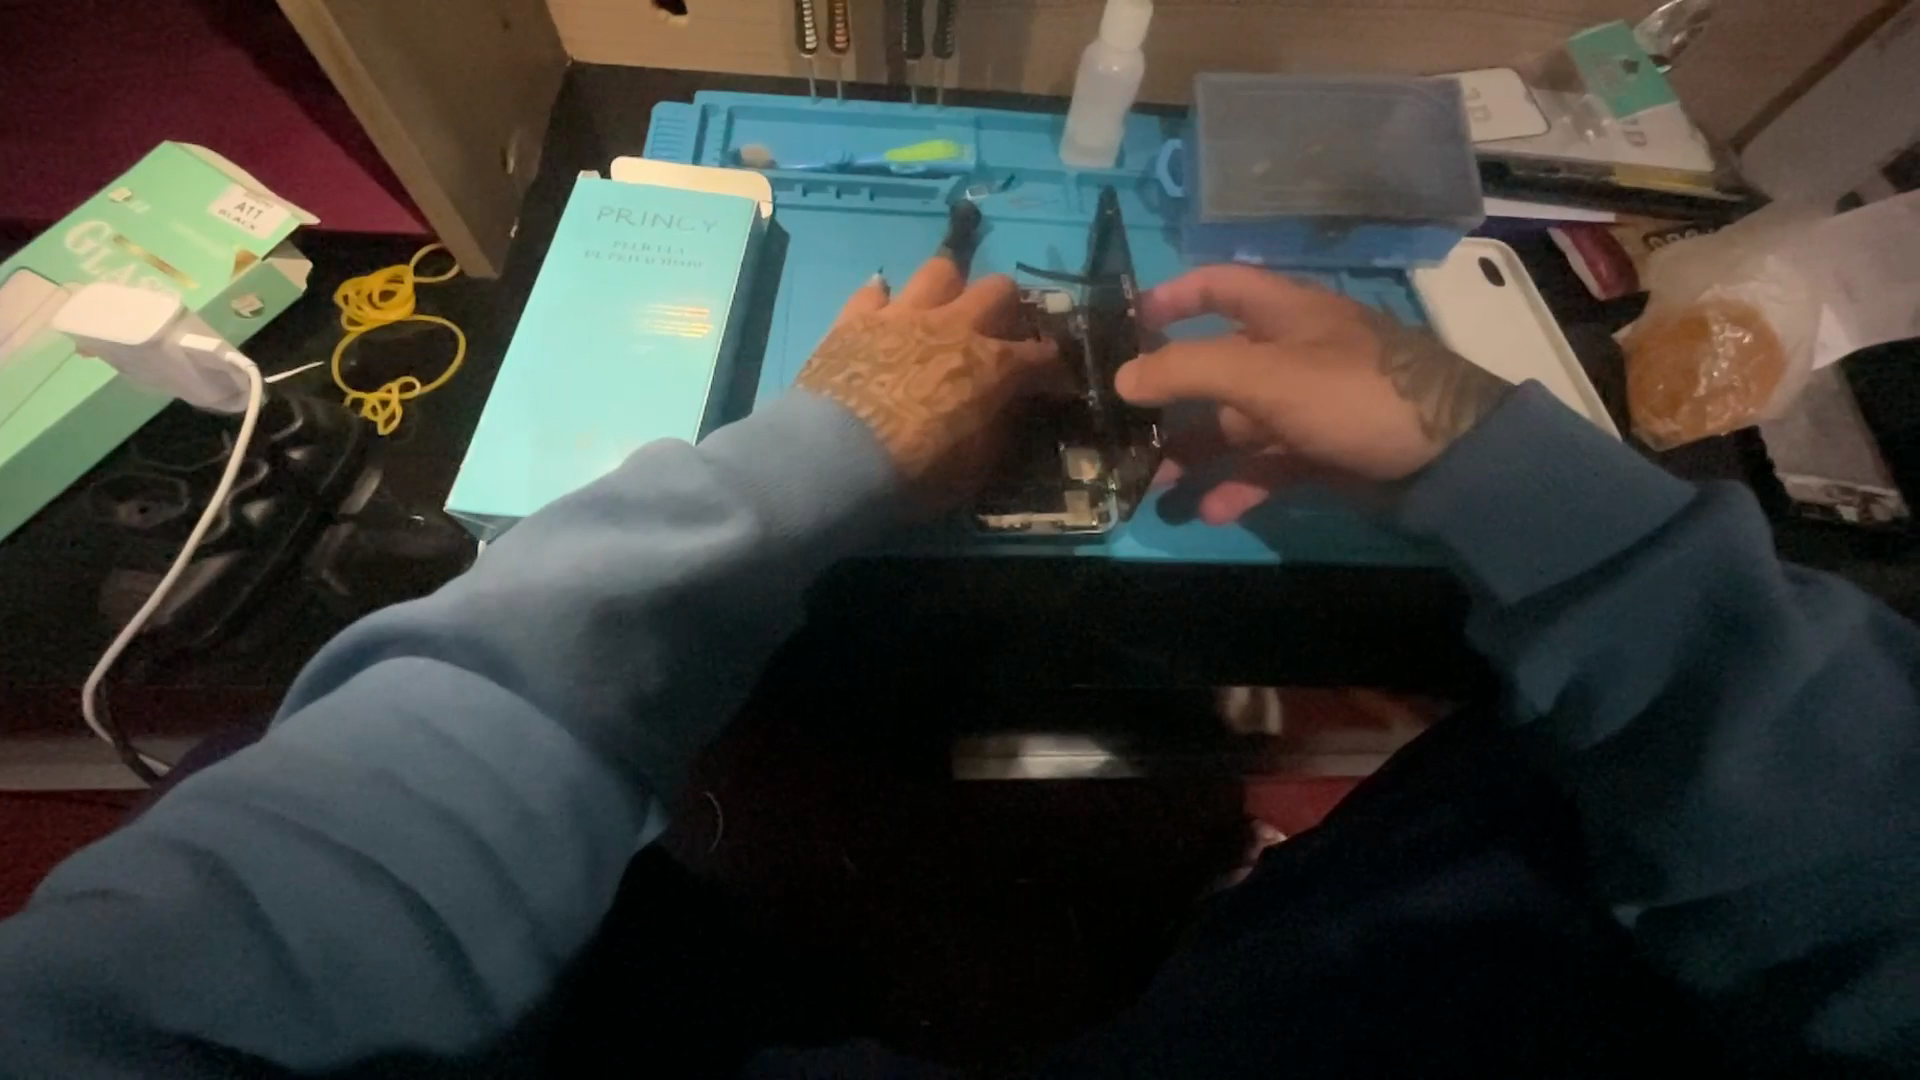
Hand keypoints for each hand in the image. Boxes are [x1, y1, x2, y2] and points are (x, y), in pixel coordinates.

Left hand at [796, 256, 1058, 513]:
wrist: (836, 460)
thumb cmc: (915, 474)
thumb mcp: (975, 469)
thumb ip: (998, 431)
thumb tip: (1010, 411)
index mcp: (993, 366)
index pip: (1042, 356)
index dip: (1054, 372)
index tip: (1054, 387)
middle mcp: (954, 327)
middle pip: (998, 290)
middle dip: (1009, 311)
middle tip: (1000, 337)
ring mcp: (903, 315)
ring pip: (940, 271)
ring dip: (950, 289)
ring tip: (943, 313)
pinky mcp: (855, 319)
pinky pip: (874, 291)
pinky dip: (883, 301)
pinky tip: (884, 316)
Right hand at [1114, 265, 1510, 524]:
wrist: (1450, 457)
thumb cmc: (1352, 393)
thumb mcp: (1263, 375)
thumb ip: (1187, 371)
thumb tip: (1121, 378)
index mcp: (1282, 313)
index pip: (1218, 285)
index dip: (1171, 298)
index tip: (1127, 326)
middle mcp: (1289, 354)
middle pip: (1214, 368)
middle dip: (1170, 399)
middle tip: (1126, 428)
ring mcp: (1304, 405)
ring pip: (1233, 425)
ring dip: (1194, 454)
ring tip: (1156, 484)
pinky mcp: (1318, 450)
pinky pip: (1264, 466)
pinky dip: (1236, 486)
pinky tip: (1210, 511)